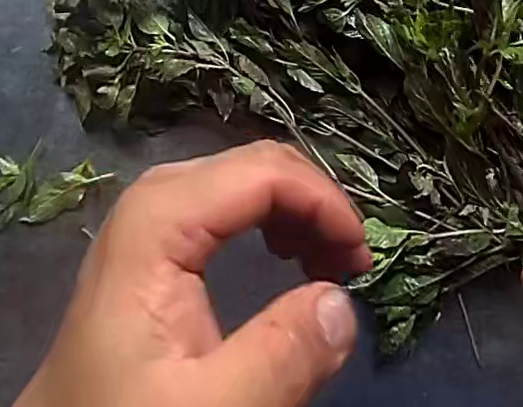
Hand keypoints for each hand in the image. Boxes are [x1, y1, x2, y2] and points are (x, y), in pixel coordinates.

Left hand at [15, 141, 371, 406]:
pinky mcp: (163, 230)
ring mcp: (160, 207)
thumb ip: (279, 358)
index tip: (361, 257)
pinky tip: (291, 256)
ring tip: (330, 267)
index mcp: (163, 215)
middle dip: (317, 204)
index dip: (324, 202)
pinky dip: (277, 219)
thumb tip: (344, 301)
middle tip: (353, 265)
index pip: (266, 172)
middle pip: (262, 164)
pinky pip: (235, 199)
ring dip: (302, 212)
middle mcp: (162, 192)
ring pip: (253, 176)